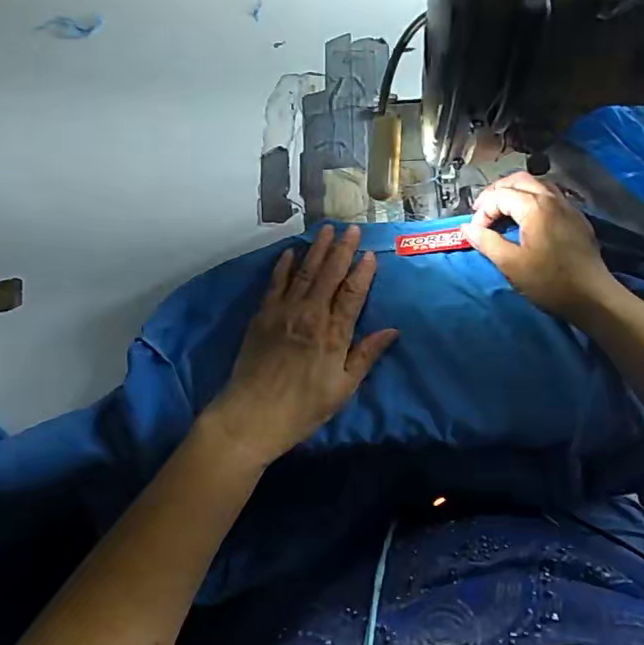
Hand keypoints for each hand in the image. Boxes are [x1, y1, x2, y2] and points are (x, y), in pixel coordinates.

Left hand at [201, 224, 399, 464]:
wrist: (251, 415)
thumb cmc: (303, 408)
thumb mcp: (343, 389)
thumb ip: (366, 356)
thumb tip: (392, 331)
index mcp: (333, 335)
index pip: (352, 294)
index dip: (363, 272)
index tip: (370, 254)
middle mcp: (310, 315)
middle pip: (329, 275)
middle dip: (342, 250)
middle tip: (352, 229)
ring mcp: (284, 312)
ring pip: (304, 272)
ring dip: (316, 249)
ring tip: (327, 230)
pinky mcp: (262, 315)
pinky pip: (276, 283)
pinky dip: (285, 265)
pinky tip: (291, 252)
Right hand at [464, 172, 624, 321]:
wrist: (592, 296)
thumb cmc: (549, 281)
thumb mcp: (511, 264)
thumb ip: (486, 241)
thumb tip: (467, 227)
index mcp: (535, 206)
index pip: (499, 196)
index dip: (482, 212)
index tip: (476, 232)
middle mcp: (553, 198)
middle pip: (519, 180)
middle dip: (496, 192)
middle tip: (482, 211)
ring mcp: (568, 207)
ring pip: (537, 186)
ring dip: (515, 193)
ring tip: (501, 212)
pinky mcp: (577, 219)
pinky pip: (550, 197)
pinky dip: (532, 200)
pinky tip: (527, 220)